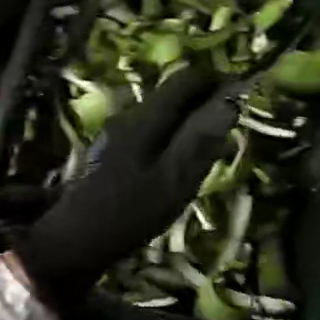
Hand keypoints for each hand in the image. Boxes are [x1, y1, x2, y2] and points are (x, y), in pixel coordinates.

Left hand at [15, 68, 236, 311]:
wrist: (75, 240)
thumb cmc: (130, 211)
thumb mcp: (175, 177)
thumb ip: (202, 136)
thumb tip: (233, 95)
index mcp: (146, 116)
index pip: (186, 79)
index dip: (217, 80)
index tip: (244, 93)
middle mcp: (130, 115)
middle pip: (172, 94)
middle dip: (204, 98)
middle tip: (235, 117)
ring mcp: (118, 133)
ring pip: (162, 113)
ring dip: (189, 118)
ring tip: (216, 138)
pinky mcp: (113, 152)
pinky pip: (152, 131)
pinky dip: (173, 135)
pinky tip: (182, 158)